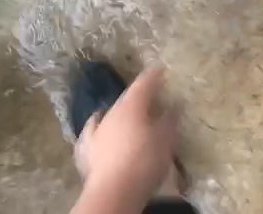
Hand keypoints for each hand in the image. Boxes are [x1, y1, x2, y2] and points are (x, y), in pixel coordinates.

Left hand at [72, 65, 181, 213]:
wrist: (113, 192)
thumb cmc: (143, 163)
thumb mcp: (165, 141)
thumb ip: (170, 120)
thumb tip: (177, 103)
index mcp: (132, 106)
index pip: (143, 83)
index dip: (153, 75)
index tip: (160, 69)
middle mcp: (112, 112)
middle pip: (126, 98)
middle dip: (138, 95)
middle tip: (150, 95)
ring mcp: (96, 130)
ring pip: (109, 113)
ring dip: (120, 112)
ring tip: (127, 113)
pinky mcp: (85, 150)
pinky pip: (91, 132)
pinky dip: (96, 127)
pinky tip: (97, 126)